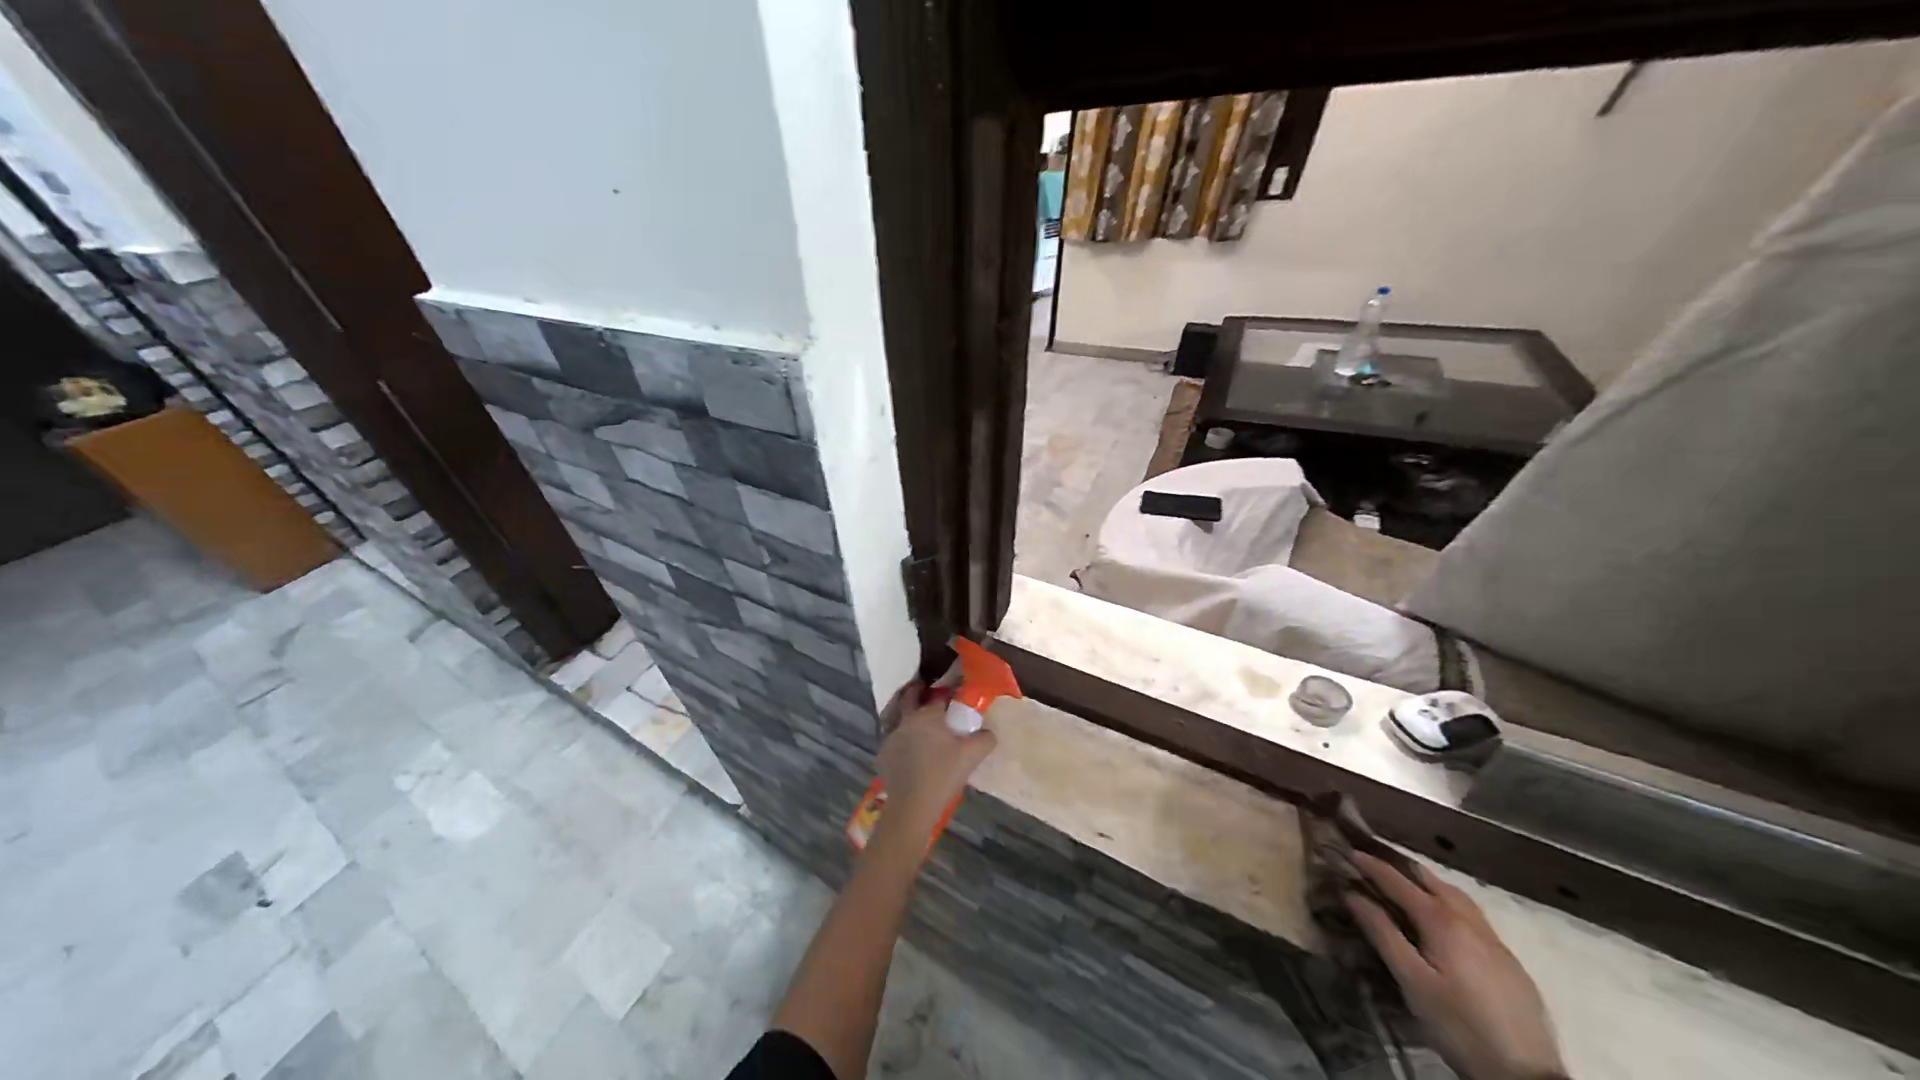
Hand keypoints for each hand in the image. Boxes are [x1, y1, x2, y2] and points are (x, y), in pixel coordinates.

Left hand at [874, 683, 996, 839]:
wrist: (913, 805)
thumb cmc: (943, 774)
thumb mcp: (973, 755)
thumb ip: (985, 739)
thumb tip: (989, 733)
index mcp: (927, 716)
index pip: (938, 695)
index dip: (947, 693)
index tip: (953, 695)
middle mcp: (906, 721)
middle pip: (909, 698)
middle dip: (917, 692)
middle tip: (925, 692)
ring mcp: (891, 738)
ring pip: (897, 719)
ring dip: (906, 716)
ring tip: (917, 724)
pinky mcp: (883, 755)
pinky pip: (892, 741)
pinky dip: (900, 741)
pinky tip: (909, 752)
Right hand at [1345, 852, 1566, 1079]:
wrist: (1525, 1074)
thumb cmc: (1459, 1025)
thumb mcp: (1412, 981)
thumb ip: (1382, 933)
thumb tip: (1353, 895)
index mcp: (1443, 921)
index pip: (1399, 883)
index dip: (1372, 866)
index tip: (1349, 851)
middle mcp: (1470, 920)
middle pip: (1432, 881)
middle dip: (1401, 867)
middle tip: (1375, 861)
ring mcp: (1494, 940)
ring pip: (1457, 895)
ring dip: (1427, 882)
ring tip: (1407, 882)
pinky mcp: (1508, 961)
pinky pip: (1472, 914)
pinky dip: (1448, 901)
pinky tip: (1443, 917)